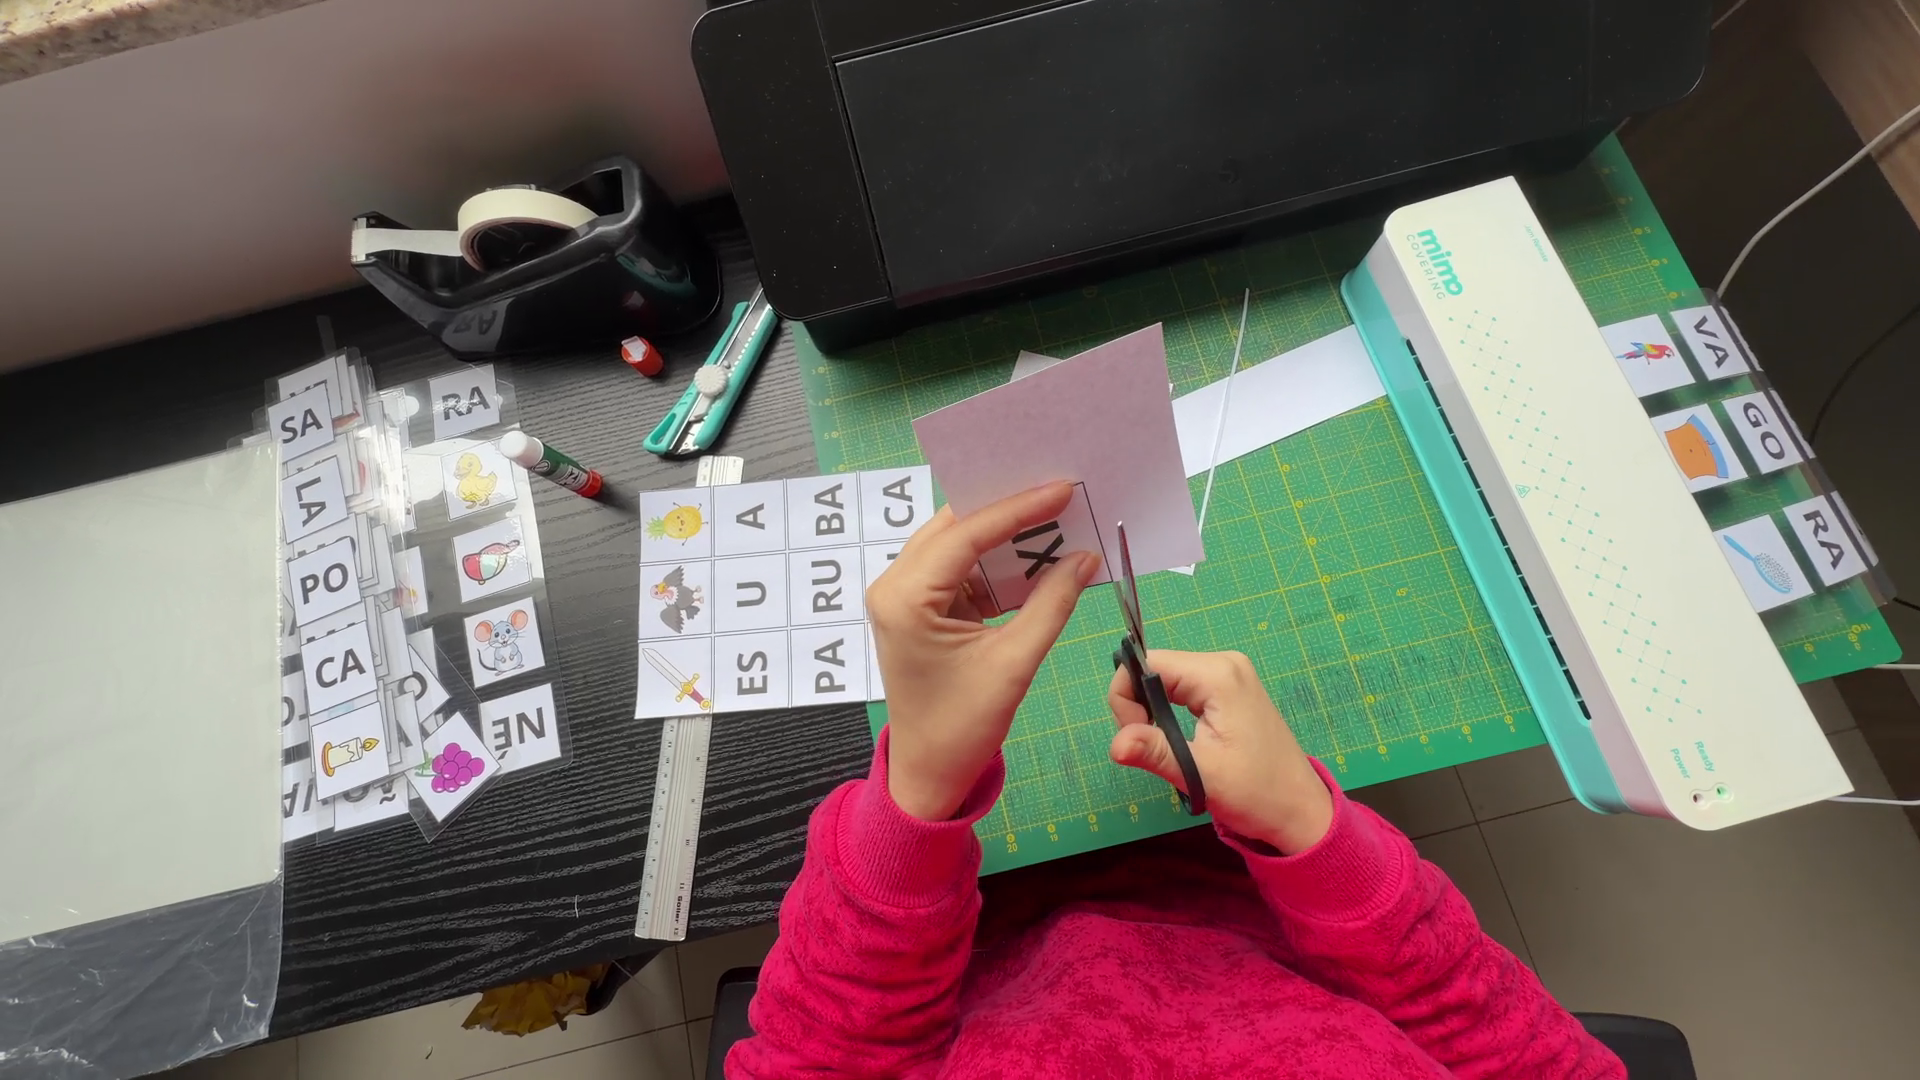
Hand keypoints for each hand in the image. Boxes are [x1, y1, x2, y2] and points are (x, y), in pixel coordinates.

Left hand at [869, 482, 1099, 821]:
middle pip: (954, 528)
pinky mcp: (919, 606)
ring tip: (1048, 513)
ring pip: (956, 543)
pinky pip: (958, 567)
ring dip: (1000, 533)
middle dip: (1005, 510)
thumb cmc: (963, 725)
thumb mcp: (1014, 662)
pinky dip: (993, 559)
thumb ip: (1051, 603)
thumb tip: (1085, 558)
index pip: (965, 533)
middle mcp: (895, 585)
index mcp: (906, 597)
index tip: (1060, 487)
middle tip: (1055, 490)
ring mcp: (903, 594)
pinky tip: (1029, 550)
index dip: (1017, 508)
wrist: (929, 772)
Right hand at [1106, 650, 1333, 854]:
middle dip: (1138, 704)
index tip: (1134, 736)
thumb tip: (1114, 745)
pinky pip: (1181, 685)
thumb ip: (1154, 751)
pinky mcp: (1228, 686)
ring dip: (1151, 708)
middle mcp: (1223, 663)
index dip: (1127, 695)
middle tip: (1149, 746)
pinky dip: (1168, 708)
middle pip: (1155, 667)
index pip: (1148, 662)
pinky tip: (1177, 736)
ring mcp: (1228, 672)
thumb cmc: (1255, 793)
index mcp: (1218, 675)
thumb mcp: (1200, 774)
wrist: (1301, 812)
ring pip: (1165, 677)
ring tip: (1165, 745)